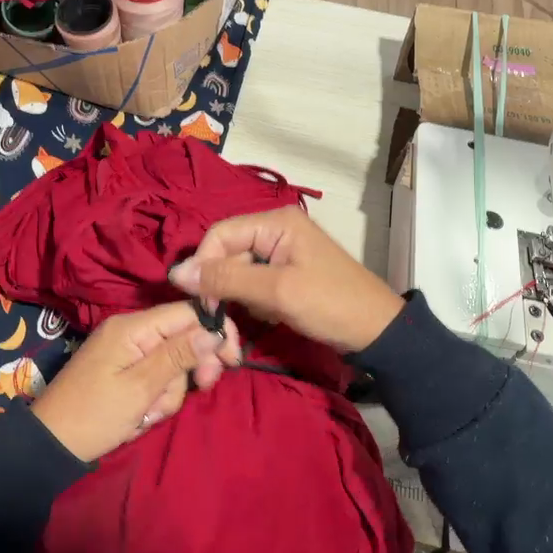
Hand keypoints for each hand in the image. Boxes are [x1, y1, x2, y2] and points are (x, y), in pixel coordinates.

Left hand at [29, 304, 240, 461]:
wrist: (50, 446)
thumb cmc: (94, 415)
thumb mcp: (140, 388)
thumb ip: (178, 356)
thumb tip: (214, 330)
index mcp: (132, 327)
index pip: (186, 313)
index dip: (214, 331)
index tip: (232, 360)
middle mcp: (131, 332)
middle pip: (183, 338)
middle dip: (192, 367)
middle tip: (202, 388)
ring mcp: (127, 352)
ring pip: (173, 363)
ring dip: (170, 391)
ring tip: (150, 413)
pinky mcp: (125, 372)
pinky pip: (156, 377)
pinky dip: (157, 397)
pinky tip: (143, 415)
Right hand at [167, 207, 403, 353]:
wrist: (376, 331)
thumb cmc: (330, 304)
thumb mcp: (276, 292)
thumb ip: (227, 280)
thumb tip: (176, 273)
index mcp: (276, 221)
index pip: (220, 234)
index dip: (203, 265)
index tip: (198, 301)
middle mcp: (276, 228)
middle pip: (227, 252)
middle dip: (221, 286)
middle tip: (221, 319)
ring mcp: (282, 251)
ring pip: (238, 271)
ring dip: (236, 298)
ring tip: (249, 320)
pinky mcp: (286, 273)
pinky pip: (253, 283)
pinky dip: (251, 302)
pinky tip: (265, 317)